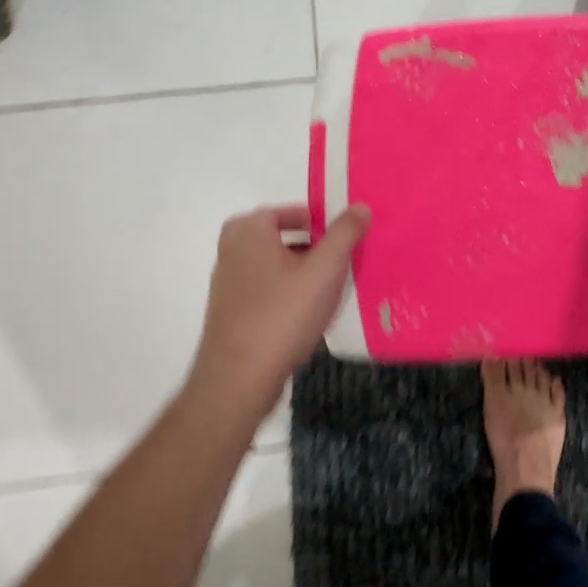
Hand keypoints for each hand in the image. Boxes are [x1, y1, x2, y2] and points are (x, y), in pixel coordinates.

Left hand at [186, 204, 370, 413]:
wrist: (237, 380)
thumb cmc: (283, 315)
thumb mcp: (325, 270)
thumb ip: (345, 234)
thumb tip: (360, 206)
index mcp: (249, 232)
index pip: (287, 211)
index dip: (316, 219)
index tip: (341, 235)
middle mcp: (231, 252)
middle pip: (277, 237)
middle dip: (308, 244)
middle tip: (336, 258)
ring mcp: (226, 285)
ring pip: (270, 266)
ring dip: (297, 270)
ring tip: (328, 287)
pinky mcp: (229, 314)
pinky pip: (263, 292)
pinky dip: (284, 294)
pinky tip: (306, 315)